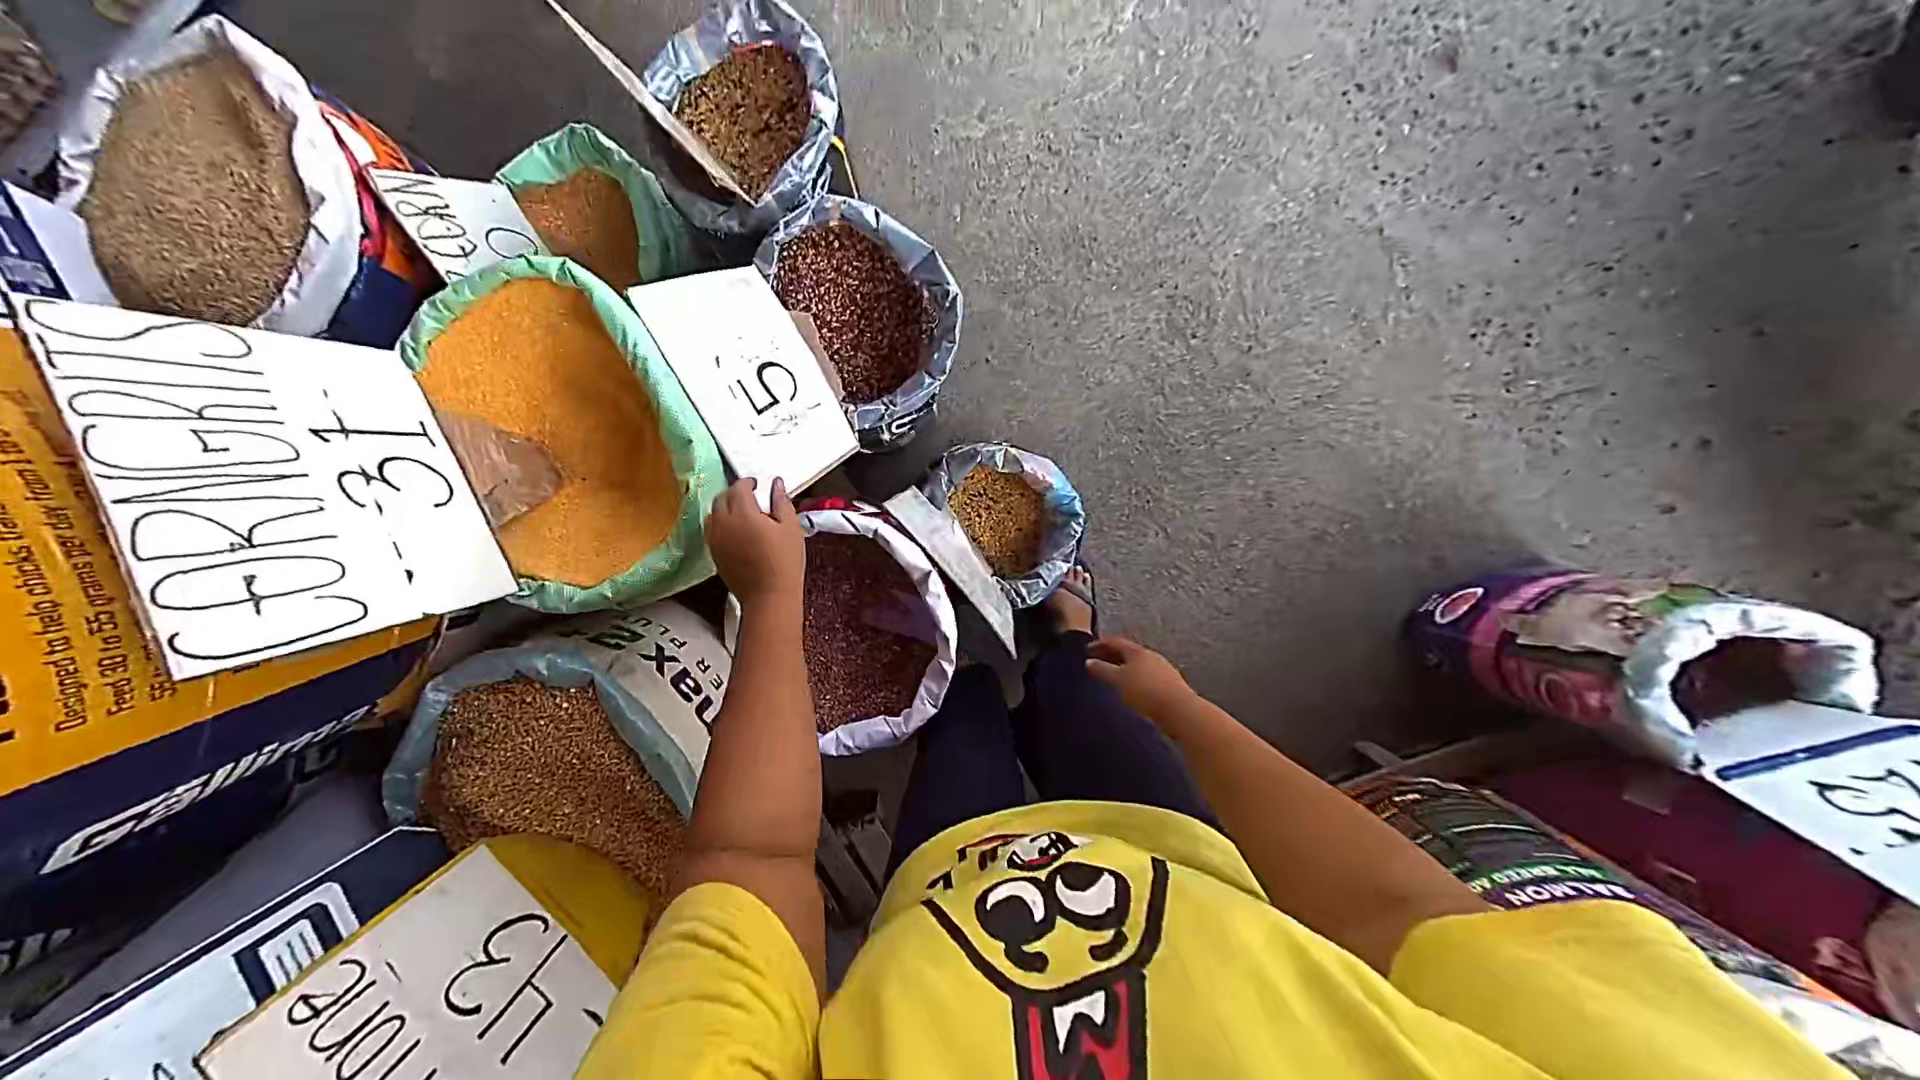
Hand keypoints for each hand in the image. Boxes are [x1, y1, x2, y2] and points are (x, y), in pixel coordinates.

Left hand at [706, 478, 802, 605]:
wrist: (769, 596)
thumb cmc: (784, 561)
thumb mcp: (791, 528)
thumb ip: (781, 502)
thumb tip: (776, 484)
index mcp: (744, 513)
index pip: (739, 488)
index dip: (748, 482)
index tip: (757, 484)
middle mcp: (724, 523)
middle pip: (722, 498)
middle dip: (734, 493)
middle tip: (750, 496)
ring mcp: (715, 539)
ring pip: (713, 513)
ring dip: (724, 507)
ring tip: (740, 513)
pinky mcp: (713, 553)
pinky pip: (711, 530)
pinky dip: (720, 523)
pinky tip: (734, 530)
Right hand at [1087, 635, 1196, 721]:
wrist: (1178, 709)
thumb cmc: (1144, 691)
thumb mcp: (1117, 680)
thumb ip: (1101, 670)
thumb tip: (1089, 662)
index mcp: (1137, 651)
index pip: (1115, 642)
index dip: (1099, 643)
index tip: (1087, 648)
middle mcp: (1151, 656)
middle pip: (1127, 652)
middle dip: (1111, 655)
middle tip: (1097, 660)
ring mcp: (1162, 670)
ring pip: (1138, 664)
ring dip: (1123, 667)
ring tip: (1112, 676)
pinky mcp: (1169, 684)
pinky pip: (1146, 676)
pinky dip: (1134, 678)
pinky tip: (1131, 689)